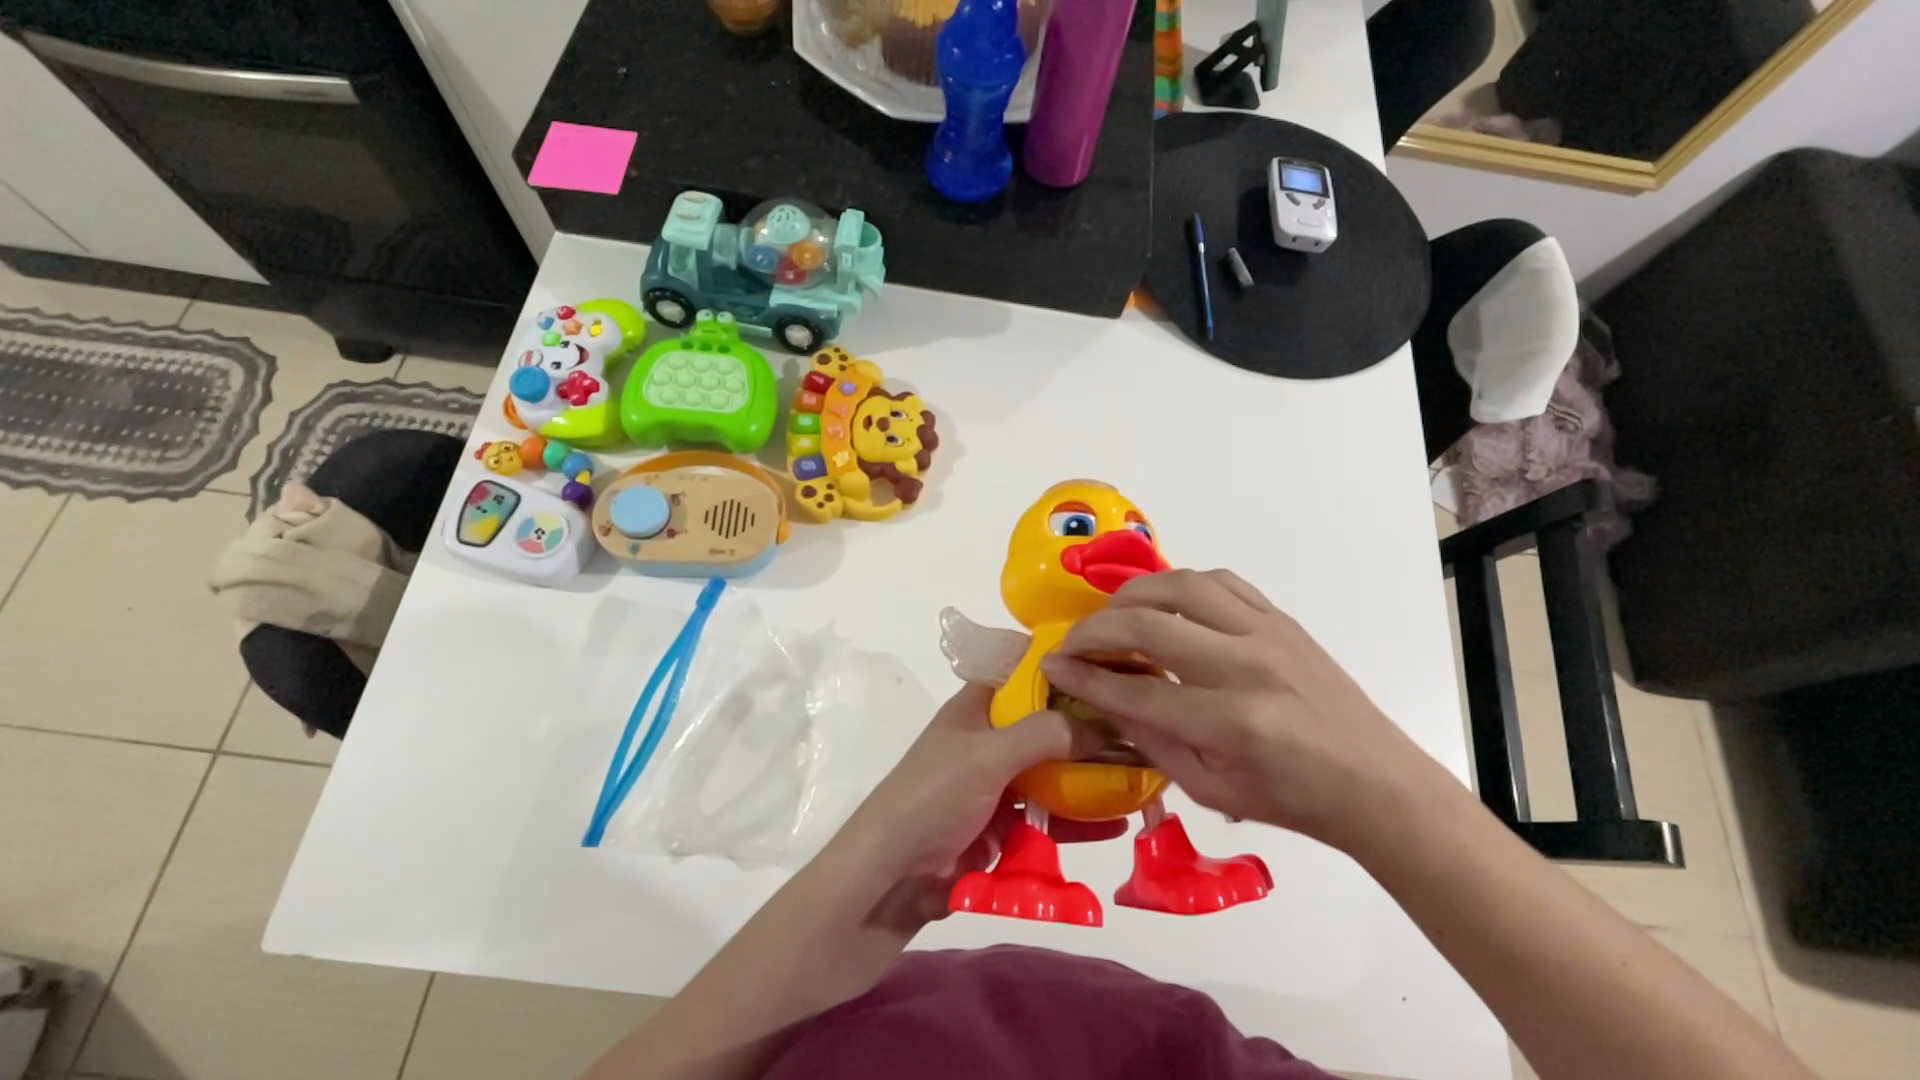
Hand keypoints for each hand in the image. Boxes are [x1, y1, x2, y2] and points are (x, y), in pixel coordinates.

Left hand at [831, 682, 1122, 926]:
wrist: (888, 879)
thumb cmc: (930, 798)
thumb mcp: (986, 756)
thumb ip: (1044, 736)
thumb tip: (1101, 726)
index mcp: (976, 709)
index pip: (1025, 675)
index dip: (1065, 670)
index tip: (1114, 668)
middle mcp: (989, 741)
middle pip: (1048, 727)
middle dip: (1091, 731)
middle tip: (1143, 730)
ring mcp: (997, 786)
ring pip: (1053, 774)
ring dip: (1092, 778)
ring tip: (1143, 778)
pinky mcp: (1003, 829)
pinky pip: (1049, 819)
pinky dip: (1080, 820)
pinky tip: (1117, 823)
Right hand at [1040, 569, 1448, 850]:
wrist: (1372, 781)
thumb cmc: (1290, 798)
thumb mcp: (1210, 789)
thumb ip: (1152, 740)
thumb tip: (1103, 700)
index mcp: (1232, 723)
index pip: (1137, 692)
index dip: (1085, 680)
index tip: (1053, 669)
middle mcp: (1248, 667)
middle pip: (1149, 626)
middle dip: (1095, 632)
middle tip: (1071, 642)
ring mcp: (1268, 634)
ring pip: (1183, 586)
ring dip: (1133, 595)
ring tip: (1110, 615)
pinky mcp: (1281, 619)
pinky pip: (1221, 581)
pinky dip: (1180, 585)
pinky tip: (1163, 603)